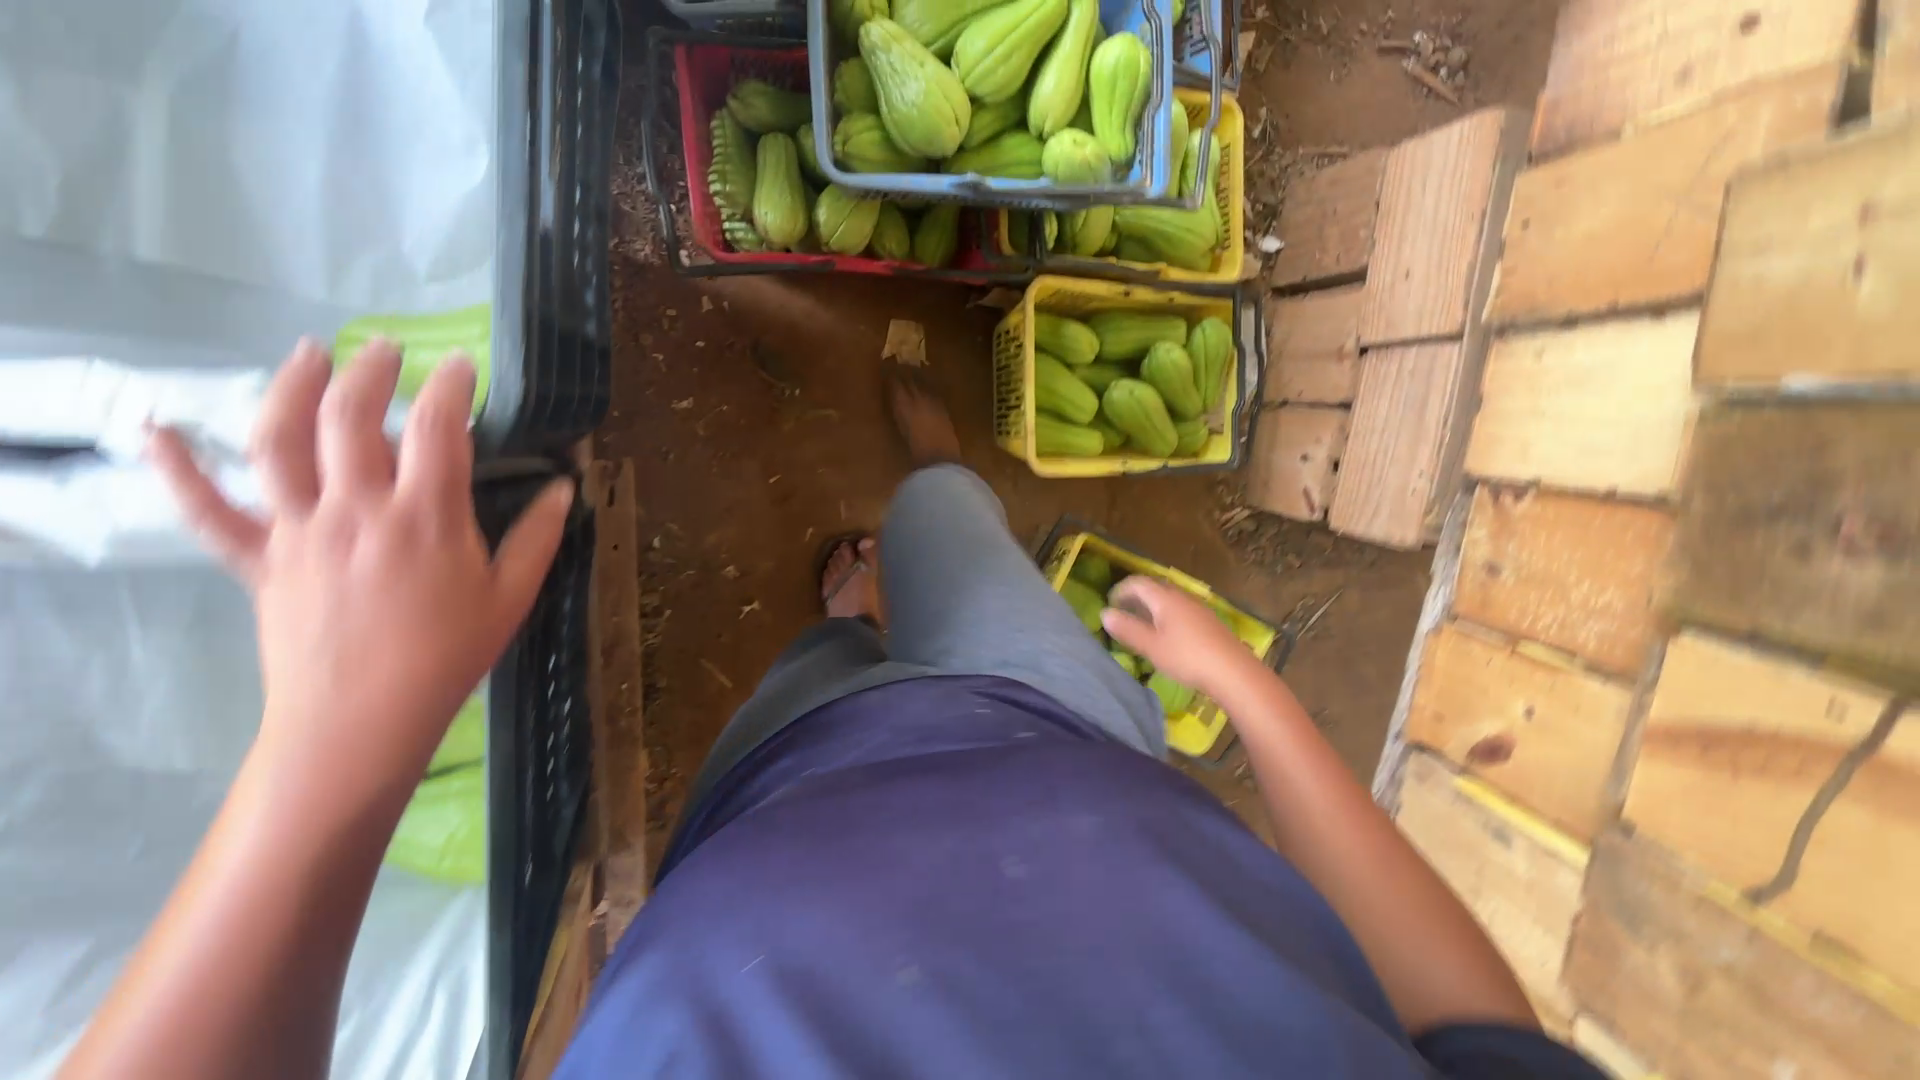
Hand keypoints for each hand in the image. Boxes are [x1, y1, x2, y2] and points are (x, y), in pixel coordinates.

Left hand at [147, 338, 572, 794]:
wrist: (361, 721)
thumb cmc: (447, 657)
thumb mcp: (511, 597)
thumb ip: (538, 537)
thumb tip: (565, 488)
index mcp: (425, 517)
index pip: (438, 429)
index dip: (451, 387)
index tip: (461, 366)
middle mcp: (356, 508)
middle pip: (350, 416)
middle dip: (370, 370)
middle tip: (385, 348)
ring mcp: (299, 529)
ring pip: (278, 441)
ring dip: (289, 387)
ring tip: (308, 354)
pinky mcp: (258, 558)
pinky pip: (208, 510)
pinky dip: (178, 468)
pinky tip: (159, 429)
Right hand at [1102, 576, 1263, 695]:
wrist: (1234, 672)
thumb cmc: (1187, 657)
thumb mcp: (1151, 646)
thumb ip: (1127, 629)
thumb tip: (1104, 613)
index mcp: (1165, 599)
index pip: (1138, 583)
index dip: (1121, 589)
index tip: (1109, 603)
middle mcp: (1182, 597)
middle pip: (1155, 588)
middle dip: (1136, 597)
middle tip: (1123, 612)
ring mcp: (1198, 608)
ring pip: (1169, 600)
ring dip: (1152, 607)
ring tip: (1142, 625)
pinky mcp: (1209, 622)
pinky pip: (1181, 610)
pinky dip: (1166, 616)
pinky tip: (1167, 635)